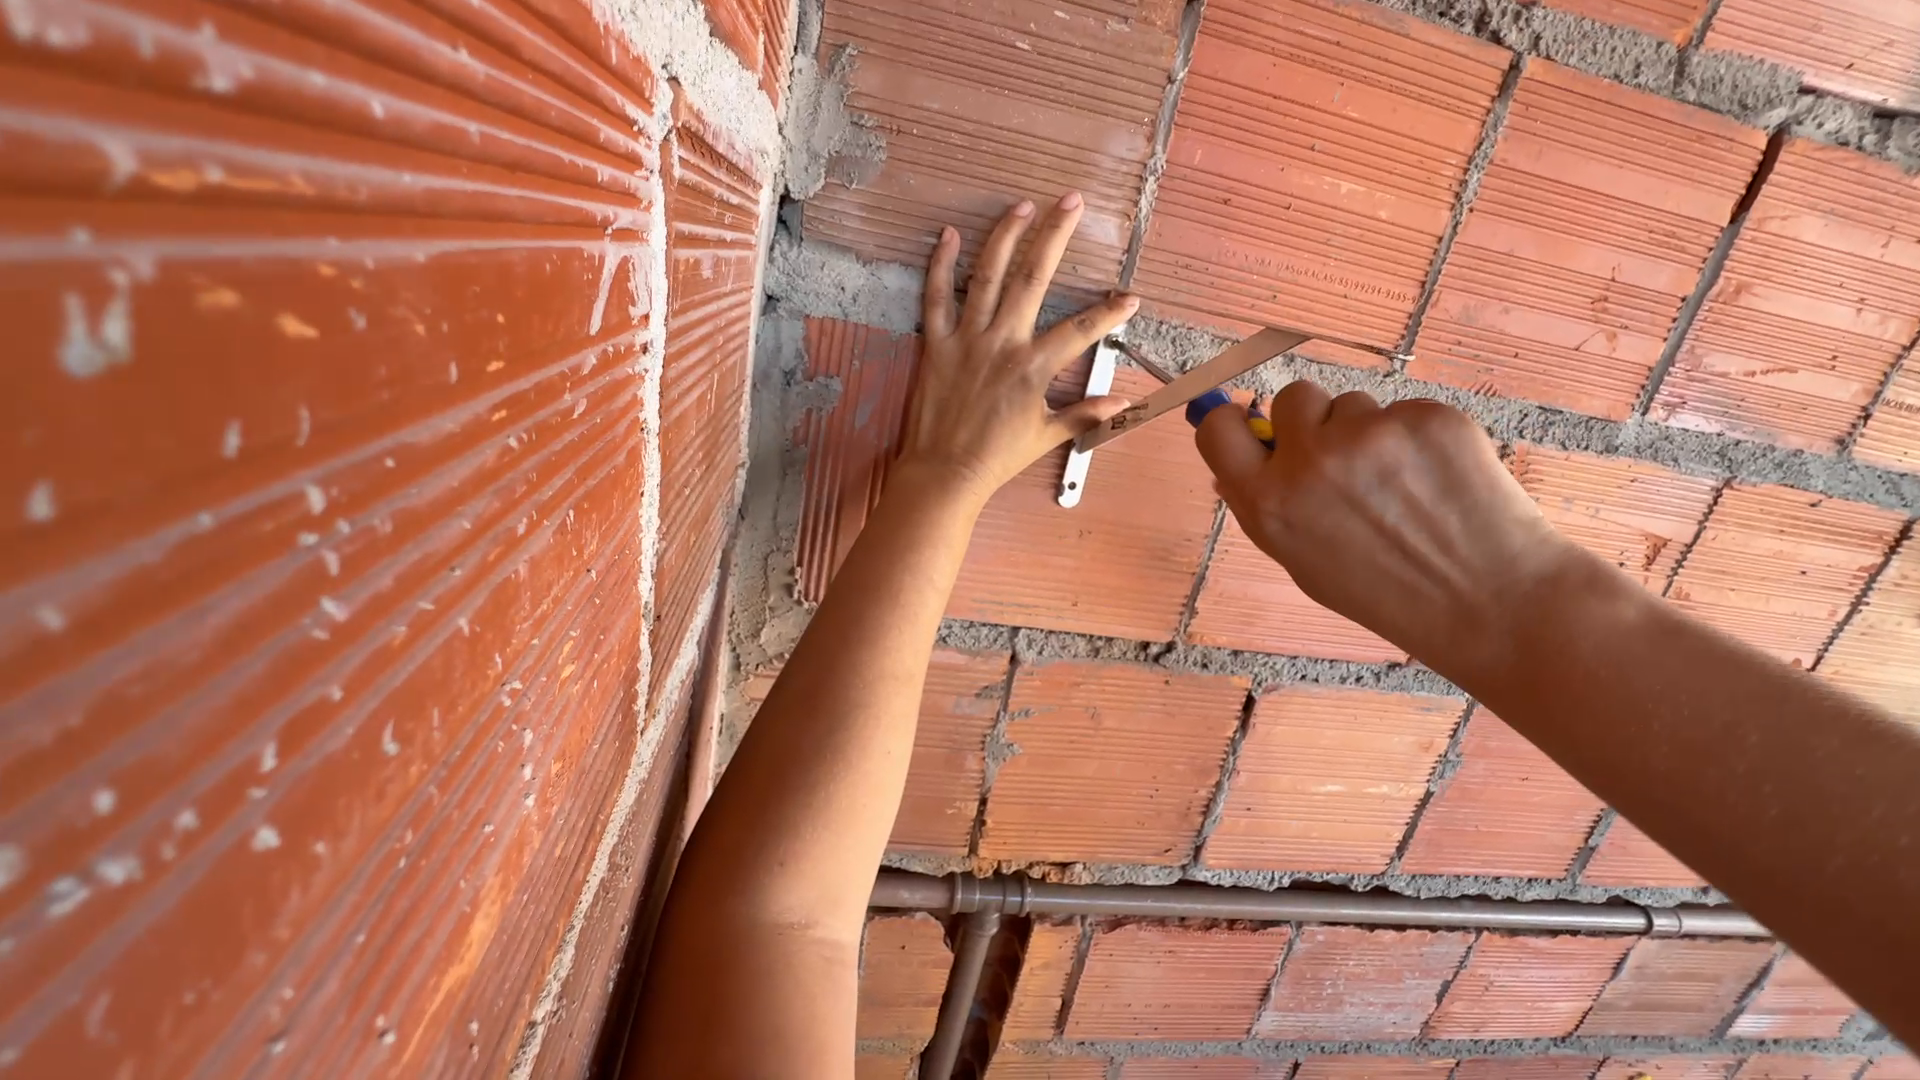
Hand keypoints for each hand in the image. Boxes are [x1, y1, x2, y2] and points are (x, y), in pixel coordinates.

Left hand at [897, 194, 1139, 507]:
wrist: (945, 472)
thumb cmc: (996, 457)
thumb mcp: (1046, 436)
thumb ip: (1085, 414)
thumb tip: (1123, 404)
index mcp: (1033, 367)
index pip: (1080, 330)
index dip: (1109, 312)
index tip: (1130, 296)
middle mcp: (1003, 343)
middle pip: (1033, 278)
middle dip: (1056, 235)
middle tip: (1072, 201)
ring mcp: (967, 339)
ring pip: (987, 276)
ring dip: (1005, 235)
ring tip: (1022, 204)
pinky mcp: (936, 344)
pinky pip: (936, 297)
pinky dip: (940, 264)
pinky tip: (947, 234)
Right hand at [1195, 382, 1589, 676]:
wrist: (1489, 600)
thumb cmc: (1384, 592)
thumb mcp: (1300, 562)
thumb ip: (1263, 510)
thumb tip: (1231, 472)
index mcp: (1268, 503)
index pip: (1217, 431)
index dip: (1233, 423)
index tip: (1254, 428)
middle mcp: (1309, 461)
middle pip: (1290, 397)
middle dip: (1310, 420)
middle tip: (1340, 458)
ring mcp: (1368, 434)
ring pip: (1351, 403)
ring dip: (1365, 431)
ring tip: (1400, 482)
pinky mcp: (1426, 416)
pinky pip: (1403, 410)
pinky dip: (1414, 437)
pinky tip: (1436, 479)